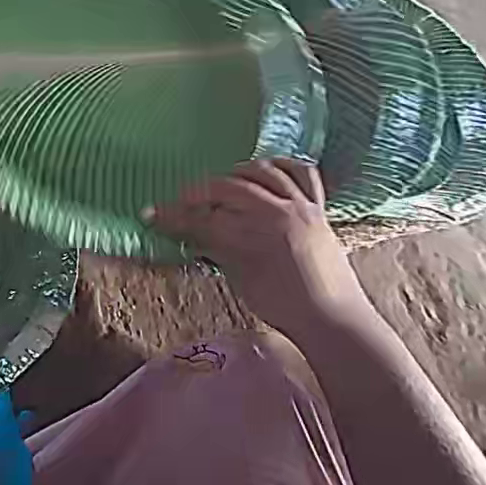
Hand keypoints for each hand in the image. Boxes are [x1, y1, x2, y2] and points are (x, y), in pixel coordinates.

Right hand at [148, 160, 375, 336]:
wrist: (333, 319)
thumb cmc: (283, 305)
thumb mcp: (241, 278)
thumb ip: (217, 248)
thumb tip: (191, 233)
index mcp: (258, 232)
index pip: (204, 217)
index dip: (174, 216)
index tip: (151, 215)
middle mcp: (280, 210)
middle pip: (229, 187)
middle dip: (198, 192)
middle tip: (179, 201)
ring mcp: (302, 205)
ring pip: (264, 171)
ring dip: (236, 173)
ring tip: (221, 183)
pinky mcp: (318, 208)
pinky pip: (302, 174)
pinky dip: (281, 166)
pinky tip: (265, 170)